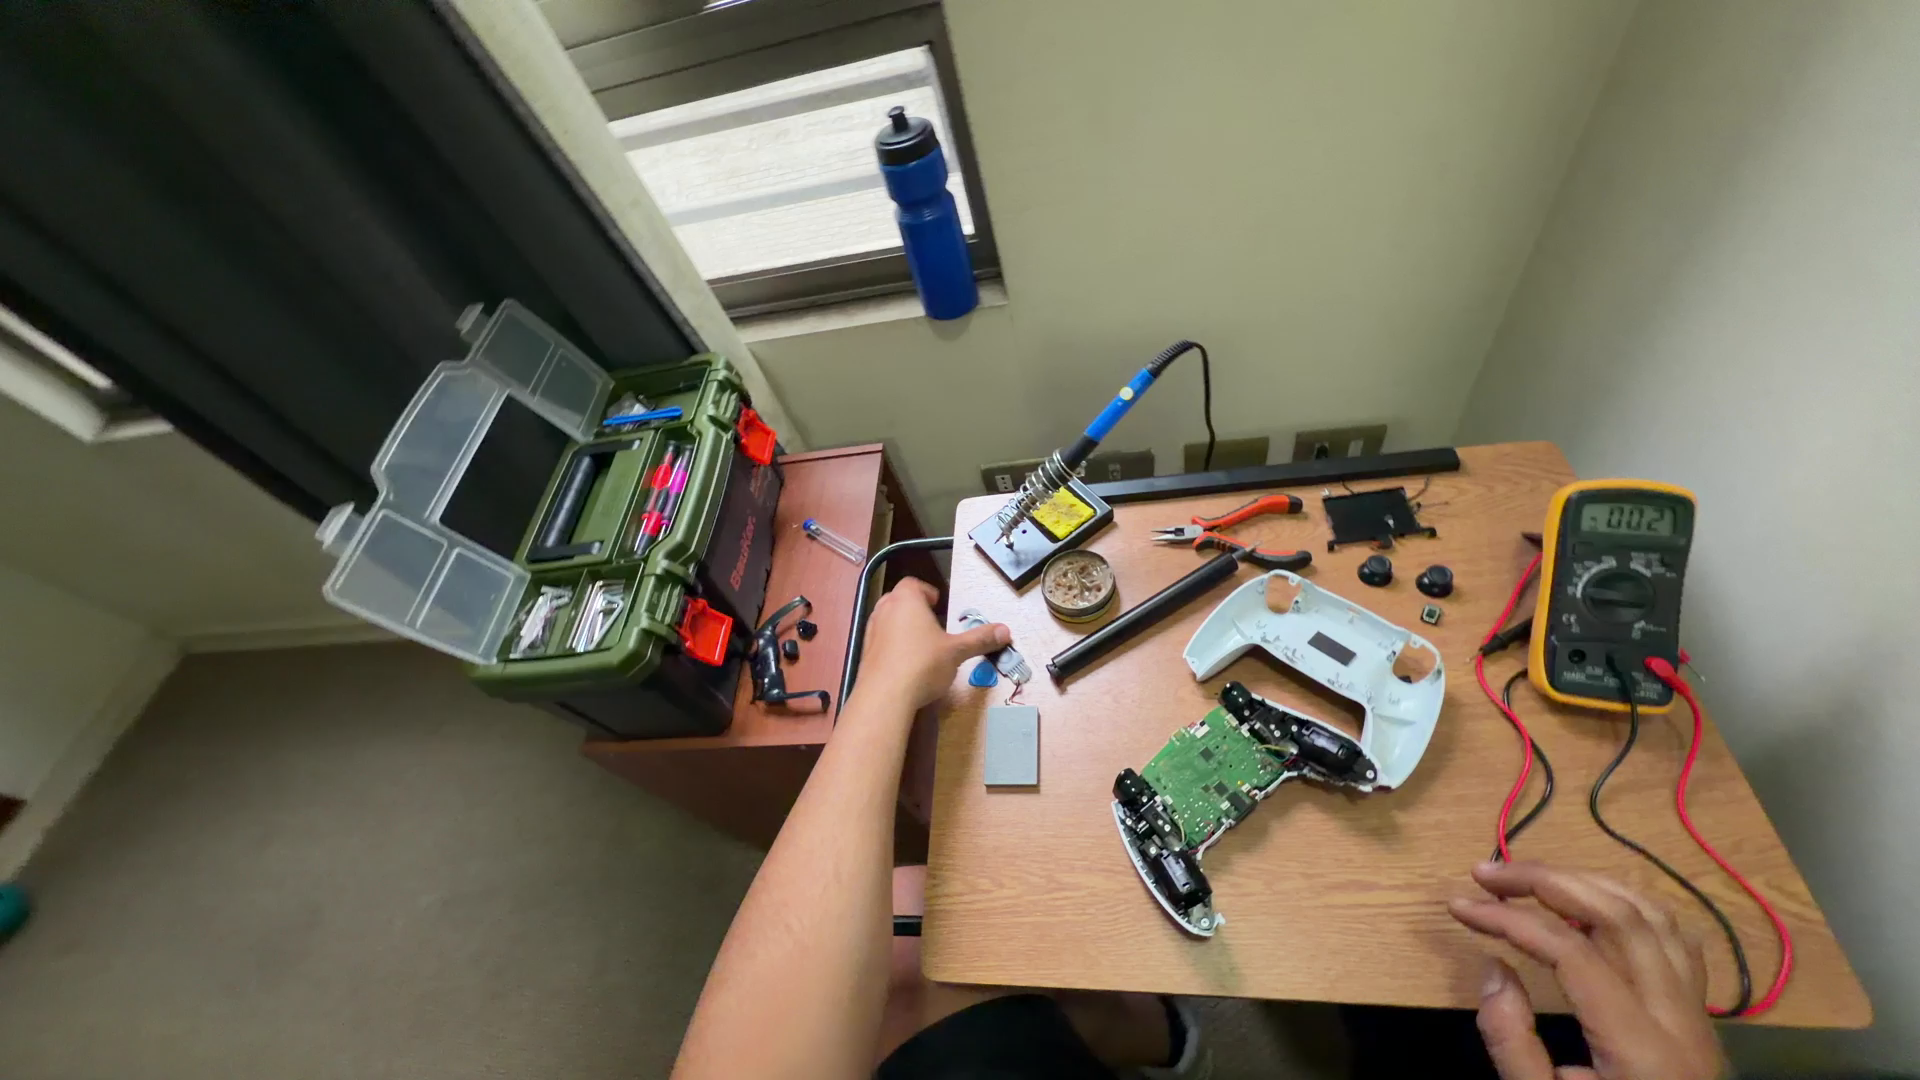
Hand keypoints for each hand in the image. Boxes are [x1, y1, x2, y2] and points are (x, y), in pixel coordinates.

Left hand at [852, 579, 1009, 709]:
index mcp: (906, 600)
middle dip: (914, 607)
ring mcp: (872, 630)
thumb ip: (979, 639)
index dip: (925, 591)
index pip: (912, 584)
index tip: (938, 604)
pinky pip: (880, 640)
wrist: (884, 696)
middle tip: (931, 623)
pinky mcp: (865, 652)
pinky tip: (905, 663)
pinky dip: (891, 644)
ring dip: (901, 625)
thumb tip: (1006, 630)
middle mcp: (885, 609)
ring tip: (919, 643)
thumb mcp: (956, 651)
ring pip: (887, 618)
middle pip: (898, 599)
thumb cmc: (923, 664)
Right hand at [1449, 861, 1726, 1079]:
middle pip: (1619, 917)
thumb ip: (1512, 1042)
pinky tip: (1583, 904)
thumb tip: (1494, 966)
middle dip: (1544, 881)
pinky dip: (1624, 904)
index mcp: (1644, 1051)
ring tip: (1529, 880)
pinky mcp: (1700, 1015)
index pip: (1572, 952)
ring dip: (1584, 884)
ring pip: (1653, 916)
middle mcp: (1683, 1022)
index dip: (1509, 919)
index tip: (1458, 906)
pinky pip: (1673, 937)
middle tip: (1485, 874)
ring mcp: (1700, 1016)